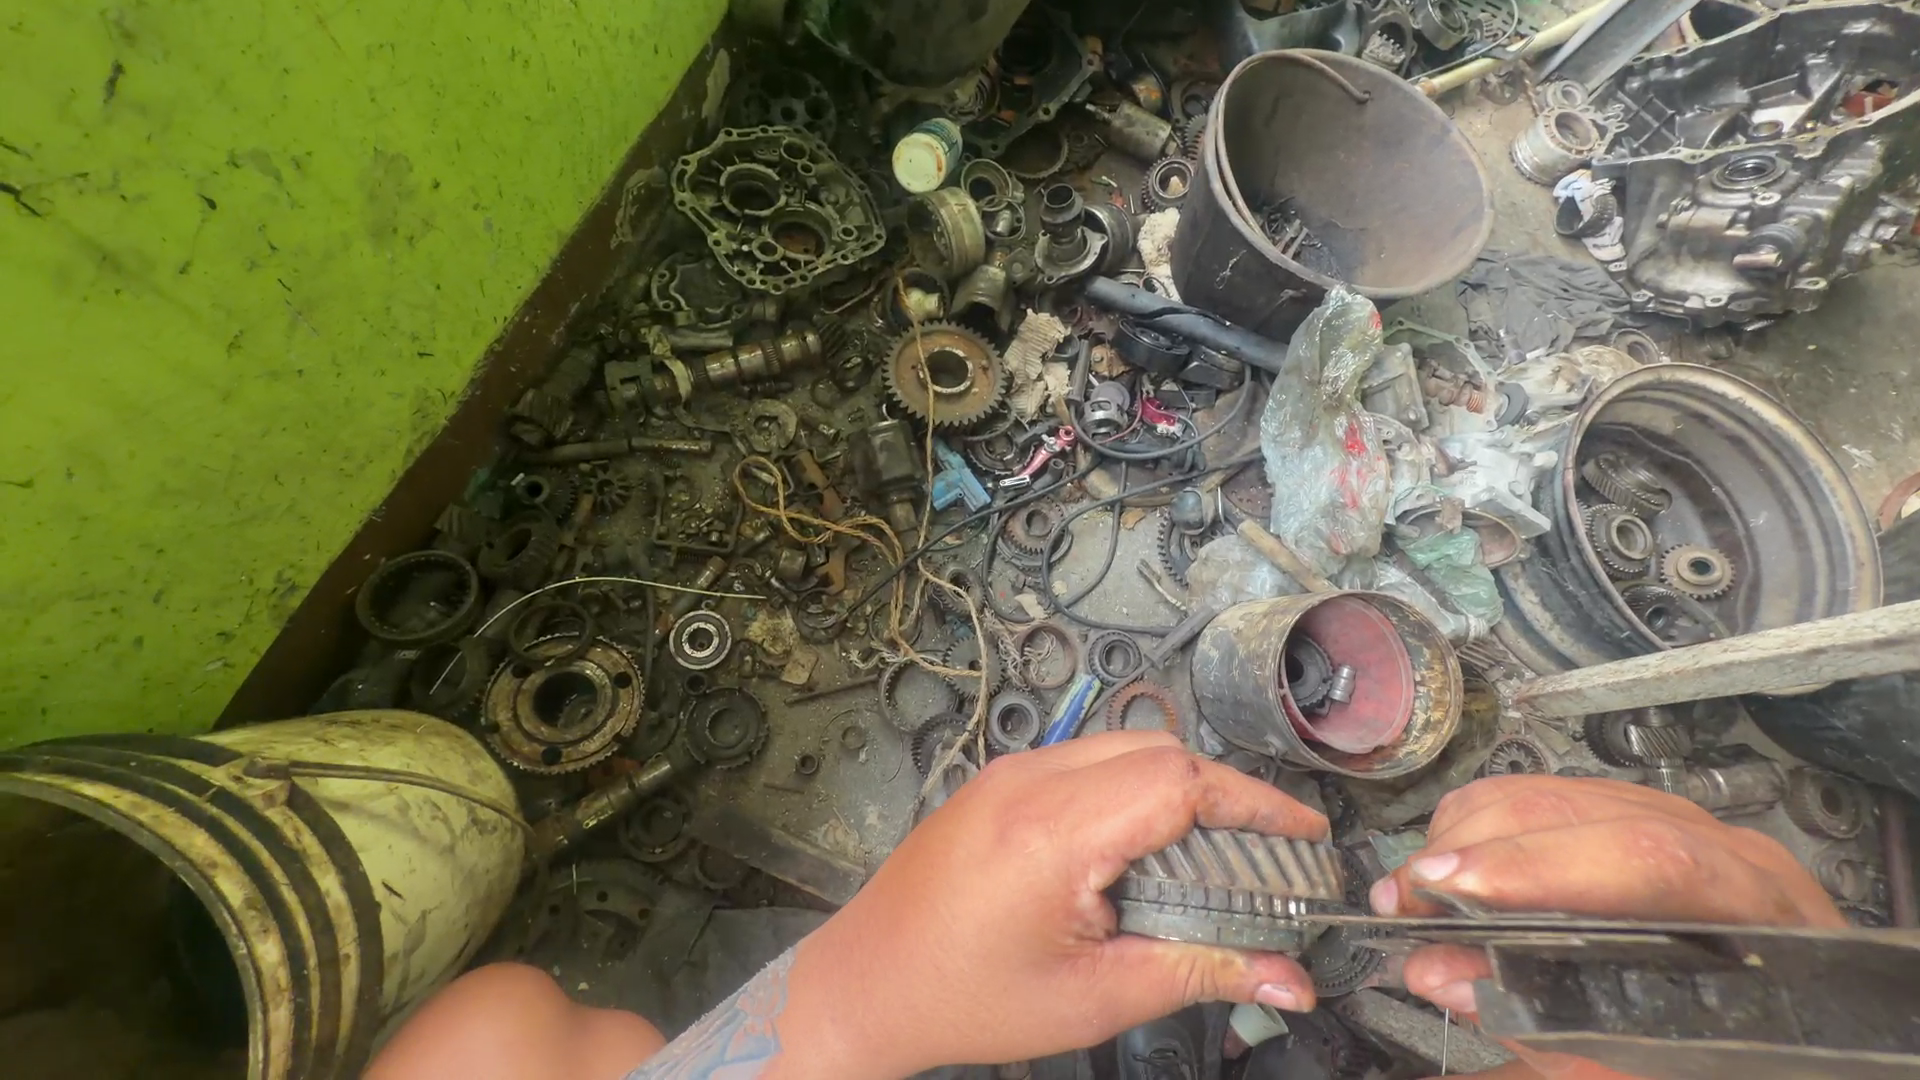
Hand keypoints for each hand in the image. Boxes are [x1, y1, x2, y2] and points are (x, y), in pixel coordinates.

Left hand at [775, 730, 1329, 1077]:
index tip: (1305, 833)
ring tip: (1217, 843)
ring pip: (1122, 746)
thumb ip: (1195, 971)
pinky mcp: (1000, 776)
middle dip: (1223, 790)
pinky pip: (1085, 758)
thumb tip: (1288, 978)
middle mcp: (1031, 778)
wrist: (869, 975)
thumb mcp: (1091, 997)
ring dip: (1178, 782)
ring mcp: (1010, 769)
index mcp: (1053, 829)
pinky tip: (1146, 836)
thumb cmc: (970, 996)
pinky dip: (1132, 783)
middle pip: (1156, 750)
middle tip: (1267, 846)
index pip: (1176, 780)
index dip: (1253, 801)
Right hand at [1368, 774, 1844, 1078]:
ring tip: (1408, 893)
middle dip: (1466, 853)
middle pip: (1563, 812)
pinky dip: (1461, 827)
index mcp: (1756, 908)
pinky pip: (1514, 792)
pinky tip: (1443, 872)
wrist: (1774, 1038)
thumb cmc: (1732, 1057)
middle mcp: (1707, 840)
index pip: (1648, 858)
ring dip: (1451, 840)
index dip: (1535, 869)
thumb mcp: (1653, 1067)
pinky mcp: (1601, 807)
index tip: (1447, 894)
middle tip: (1402, 900)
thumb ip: (1552, 1030)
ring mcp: (1652, 812)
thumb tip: (1434, 973)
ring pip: (1526, 794)